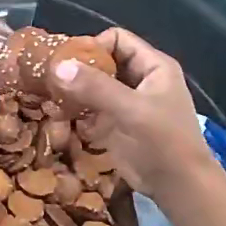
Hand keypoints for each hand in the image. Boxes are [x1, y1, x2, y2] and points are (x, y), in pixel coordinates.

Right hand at [49, 27, 217, 202]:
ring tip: (48, 95)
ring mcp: (125, 103)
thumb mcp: (132, 110)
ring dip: (72, 90)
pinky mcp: (114, 125)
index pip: (117, 40)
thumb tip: (58, 66)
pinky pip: (90, 109)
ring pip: (93, 86)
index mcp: (152, 67)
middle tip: (49, 77)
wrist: (178, 186)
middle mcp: (138, 80)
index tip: (67, 62)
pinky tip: (56, 115)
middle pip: (102, 62)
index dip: (93, 46)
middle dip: (77, 68)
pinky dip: (74, 110)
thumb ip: (96, 88)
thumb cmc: (164, 141)